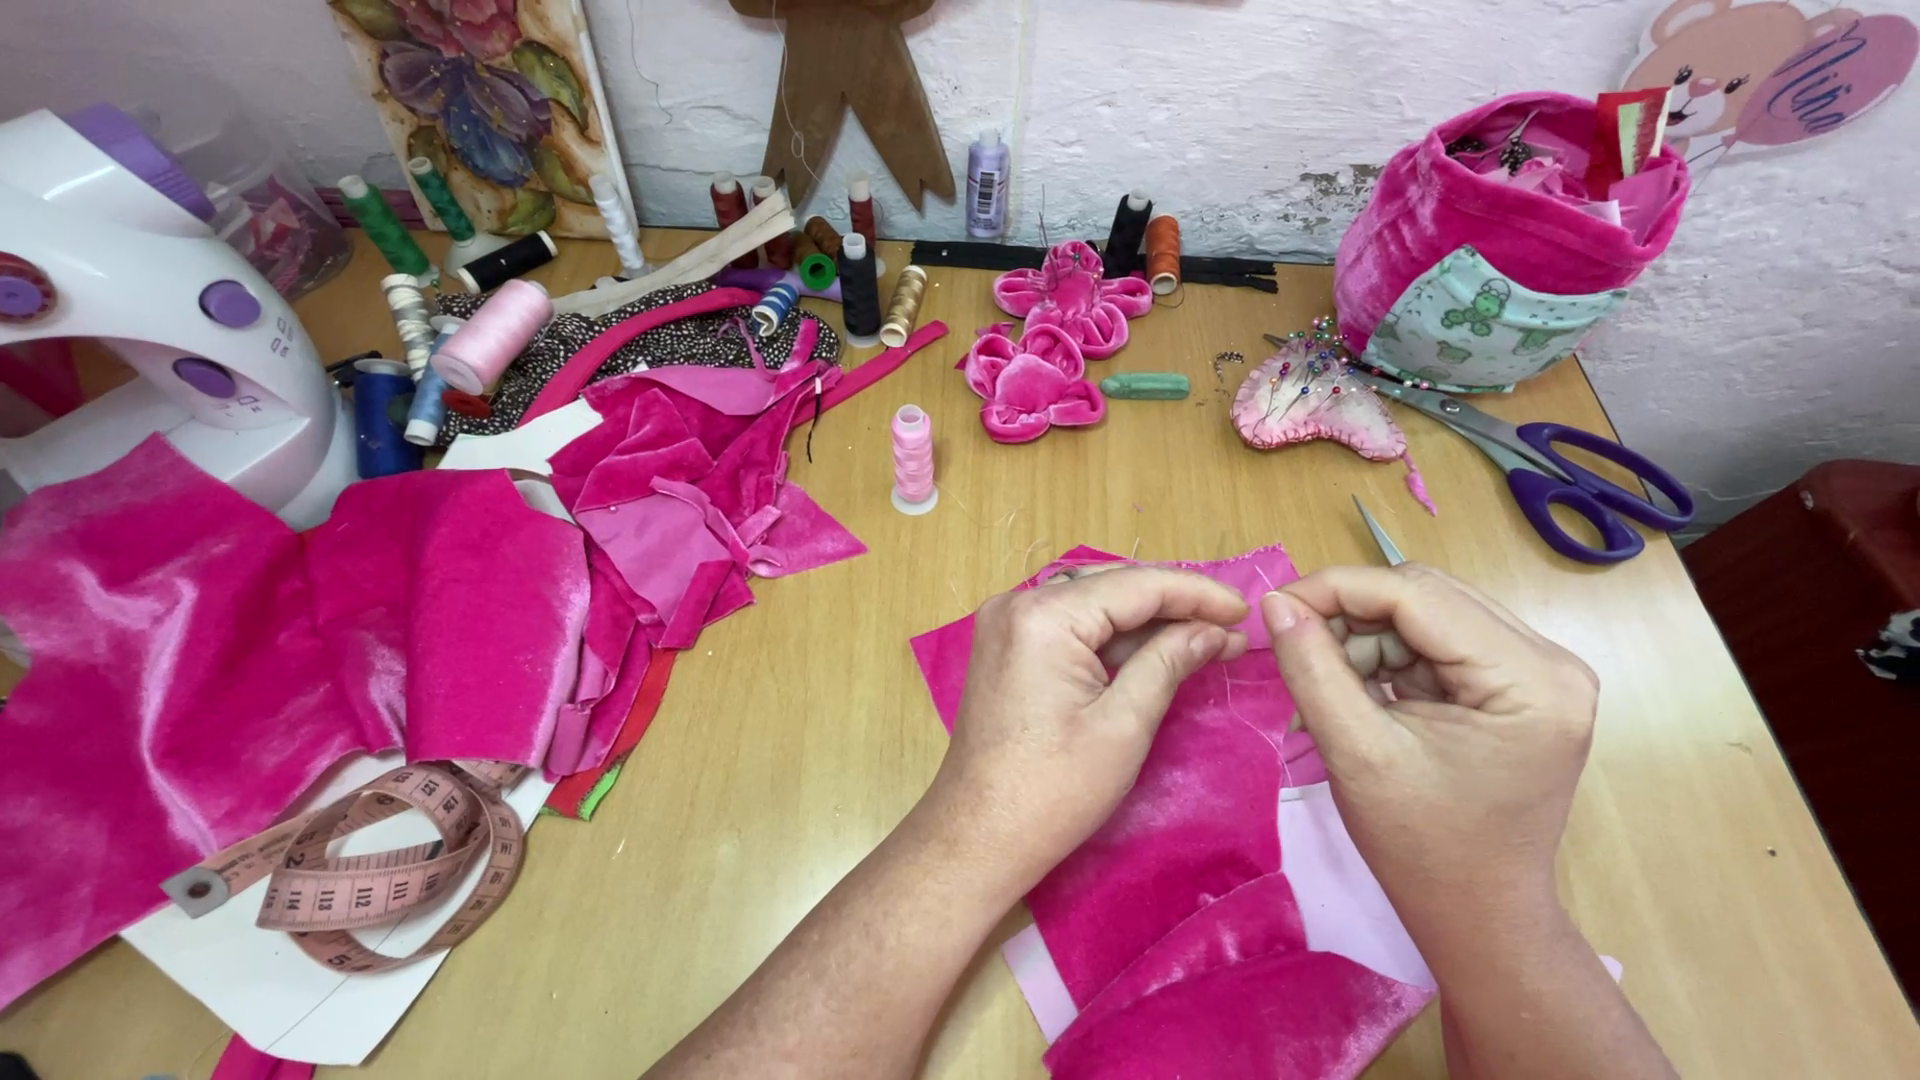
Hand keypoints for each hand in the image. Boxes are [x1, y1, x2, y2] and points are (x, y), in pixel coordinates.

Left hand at [928, 565, 1249, 893]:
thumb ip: (1169, 663)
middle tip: (1230, 628)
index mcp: (1043, 615)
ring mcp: (1006, 623)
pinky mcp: (1005, 646)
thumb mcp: (1124, 725)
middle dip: (1173, 606)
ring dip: (1145, 621)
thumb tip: (1214, 631)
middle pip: (1111, 587)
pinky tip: (1154, 651)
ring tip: (1205, 639)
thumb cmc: (1054, 789)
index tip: (1245, 611)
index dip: (1196, 594)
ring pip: (1091, 603)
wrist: (979, 834)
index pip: (1135, 585)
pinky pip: (1068, 625)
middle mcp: (1017, 603)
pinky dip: (1110, 637)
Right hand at [1261, 564, 1598, 920]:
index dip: (1337, 589)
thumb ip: (1312, 668)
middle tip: (1294, 641)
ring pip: (1424, 611)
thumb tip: (1275, 603)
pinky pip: (1432, 639)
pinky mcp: (1511, 683)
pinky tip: (1354, 688)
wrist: (1474, 910)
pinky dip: (1382, 654)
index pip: (1417, 595)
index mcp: (1529, 679)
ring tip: (1326, 680)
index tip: (1274, 607)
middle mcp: (1547, 660)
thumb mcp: (1355, 752)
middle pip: (1425, 595)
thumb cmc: (1420, 844)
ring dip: (1363, 634)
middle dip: (1349, 612)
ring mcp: (1533, 671)